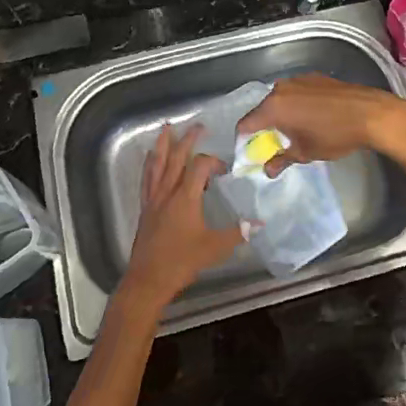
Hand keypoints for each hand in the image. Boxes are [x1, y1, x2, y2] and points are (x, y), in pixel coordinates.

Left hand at [124, 124, 240, 300]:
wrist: (148, 279)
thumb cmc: (182, 262)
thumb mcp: (215, 247)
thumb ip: (238, 232)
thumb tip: (260, 223)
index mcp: (186, 198)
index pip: (200, 167)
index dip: (213, 162)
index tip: (225, 170)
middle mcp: (168, 192)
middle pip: (177, 158)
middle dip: (187, 140)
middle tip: (197, 126)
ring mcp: (154, 199)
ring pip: (158, 164)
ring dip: (163, 145)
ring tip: (166, 128)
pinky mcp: (145, 208)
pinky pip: (147, 178)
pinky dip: (150, 164)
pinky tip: (151, 157)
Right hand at [236, 75, 405, 177]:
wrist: (370, 113)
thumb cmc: (334, 135)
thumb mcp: (305, 153)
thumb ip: (281, 159)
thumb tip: (268, 170)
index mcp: (273, 107)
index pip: (245, 124)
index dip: (245, 140)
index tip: (253, 152)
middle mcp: (281, 88)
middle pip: (262, 110)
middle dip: (265, 128)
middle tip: (276, 145)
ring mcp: (299, 79)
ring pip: (280, 100)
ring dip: (283, 115)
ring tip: (297, 131)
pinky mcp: (315, 77)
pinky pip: (297, 92)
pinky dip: (297, 104)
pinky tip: (313, 117)